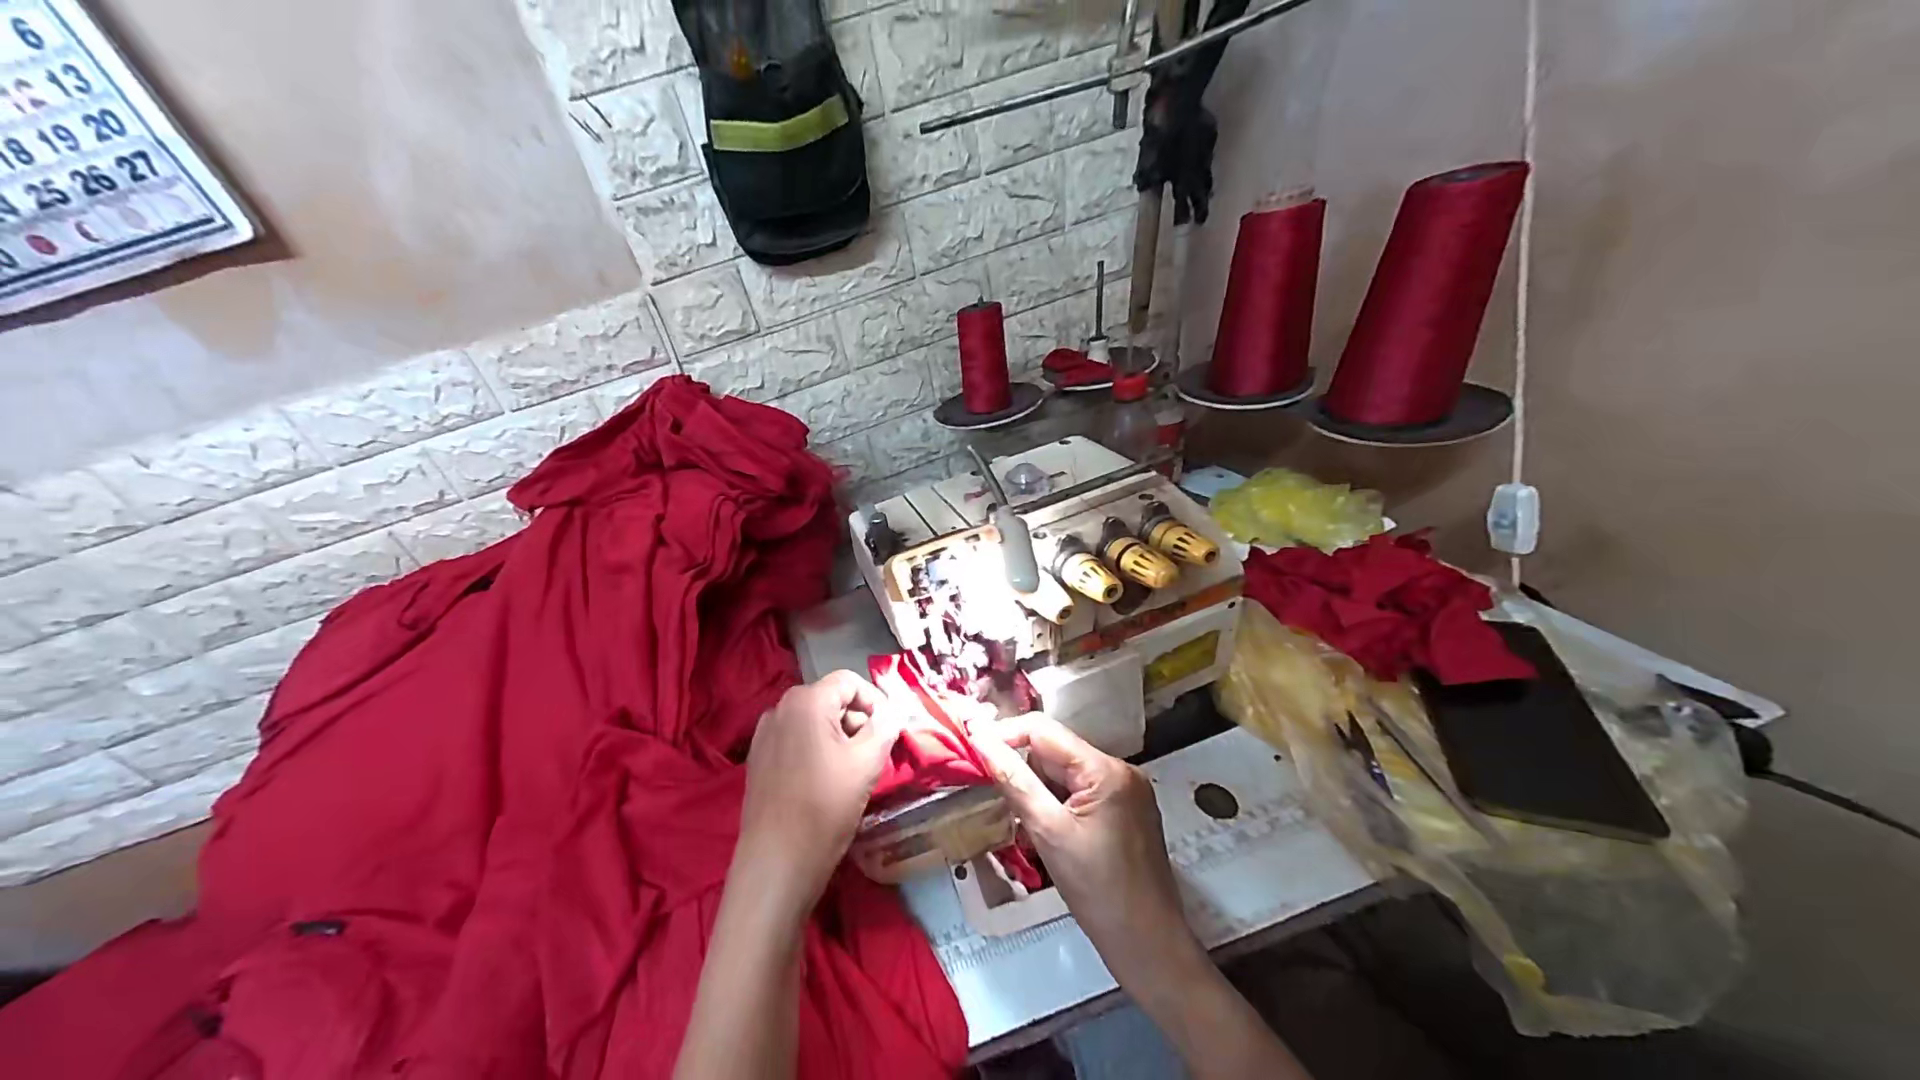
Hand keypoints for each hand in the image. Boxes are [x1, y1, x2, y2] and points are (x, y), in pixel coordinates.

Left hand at [735, 671, 901, 914]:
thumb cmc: (825, 808)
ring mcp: (765, 734)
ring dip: (839, 738)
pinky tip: (825, 782)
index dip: (875, 701)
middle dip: (858, 721)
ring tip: (852, 773)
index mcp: (805, 701)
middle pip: (831, 699)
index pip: (850, 681)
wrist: (776, 863)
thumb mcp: (867, 762)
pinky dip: (816, 750)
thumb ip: (886, 726)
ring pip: (814, 721)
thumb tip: (894, 709)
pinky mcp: (758, 759)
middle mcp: (780, 708)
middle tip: (874, 756)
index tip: (889, 732)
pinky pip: (796, 740)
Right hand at [975, 716, 1201, 981]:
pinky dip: (1059, 804)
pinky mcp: (1126, 811)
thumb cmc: (1097, 890)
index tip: (973, 748)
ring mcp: (1127, 791)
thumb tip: (981, 739)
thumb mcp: (1048, 832)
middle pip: (1056, 751)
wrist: (1148, 944)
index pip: (1044, 730)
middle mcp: (1120, 770)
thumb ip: (1014, 781)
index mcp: (1105, 769)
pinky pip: (1081, 791)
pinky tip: (1052, 834)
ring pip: (1066, 772)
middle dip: (1025, 770)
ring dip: (1041, 790)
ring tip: (1031, 828)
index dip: (1005, 734)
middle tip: (1001, 800)